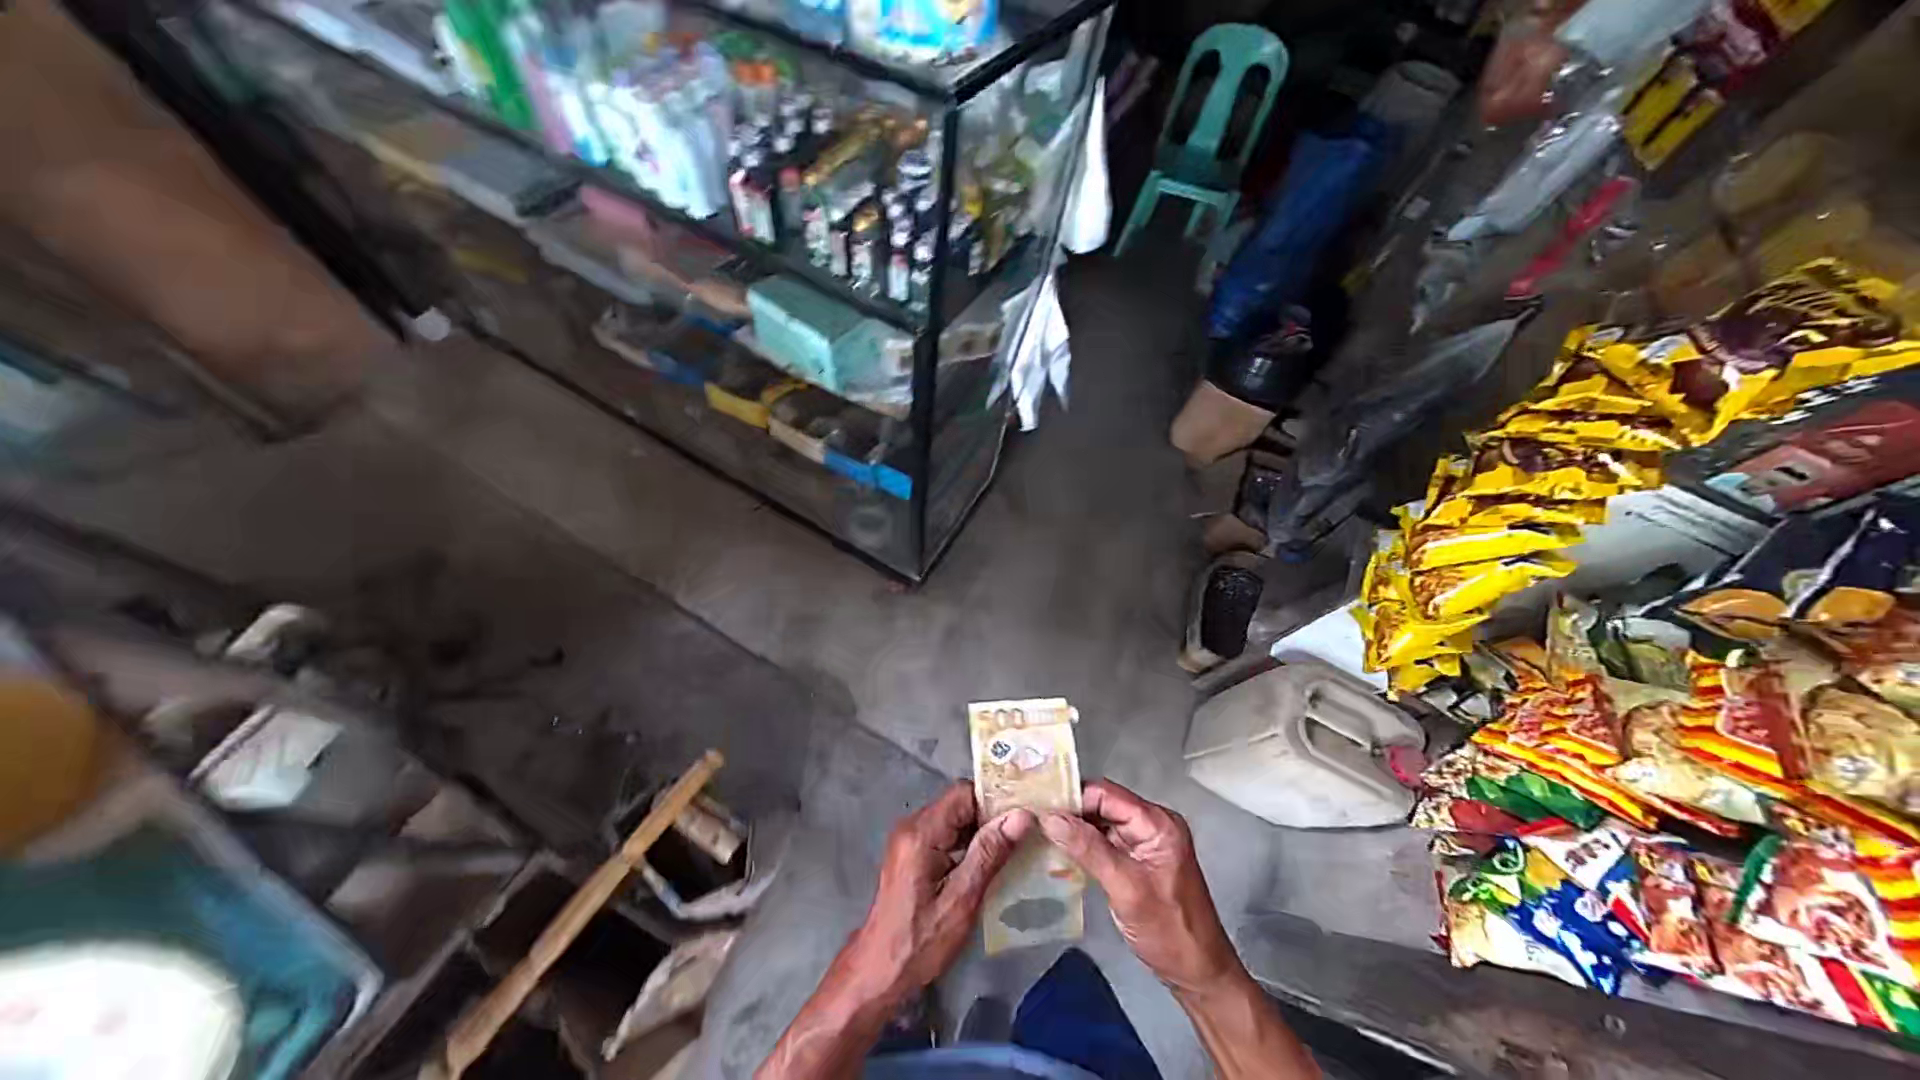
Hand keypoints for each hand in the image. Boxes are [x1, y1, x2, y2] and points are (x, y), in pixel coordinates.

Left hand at [834, 782, 1035, 1008]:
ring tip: (1019, 843)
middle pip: (960, 803)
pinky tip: (993, 860)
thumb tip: (1021, 816)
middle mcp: (912, 826)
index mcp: (921, 832)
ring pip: (955, 819)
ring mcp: (910, 839)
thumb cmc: (919, 942)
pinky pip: (947, 834)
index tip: (1027, 810)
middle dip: (993, 814)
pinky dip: (969, 843)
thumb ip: (989, 853)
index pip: (964, 793)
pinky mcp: (913, 853)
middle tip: (1030, 829)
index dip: (996, 798)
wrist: (878, 973)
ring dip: (984, 830)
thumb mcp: (961, 900)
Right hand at [1038, 780, 1244, 994]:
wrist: (1198, 972)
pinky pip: (1105, 840)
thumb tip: (1049, 817)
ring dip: (1074, 828)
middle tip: (1032, 819)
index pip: (1106, 794)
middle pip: (1102, 804)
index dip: (1072, 798)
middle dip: (1070, 811)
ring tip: (1037, 831)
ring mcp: (1144, 841)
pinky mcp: (1137, 858)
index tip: (1038, 807)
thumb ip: (1088, 848)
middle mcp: (1152, 823)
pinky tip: (1059, 849)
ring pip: (1101, 822)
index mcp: (1157, 823)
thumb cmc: (1168, 931)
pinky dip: (1084, 844)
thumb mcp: (1125, 888)